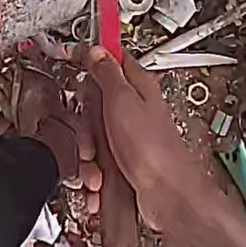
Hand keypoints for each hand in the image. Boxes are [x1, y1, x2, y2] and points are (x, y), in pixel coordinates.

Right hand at [80, 47, 218, 227]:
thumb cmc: (153, 148)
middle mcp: (136, 109)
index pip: (114, 60)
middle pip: (96, 103)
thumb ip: (107, 74)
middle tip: (90, 135)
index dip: (94, 59)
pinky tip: (99, 184)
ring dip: (90, 155)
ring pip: (95, 135)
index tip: (76, 60)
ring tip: (97, 168)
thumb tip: (97, 51)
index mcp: (138, 86)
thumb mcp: (121, 101)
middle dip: (86, 123)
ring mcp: (130, 136)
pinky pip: (100, 161)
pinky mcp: (126, 160)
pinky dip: (96, 174)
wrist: (168, 195)